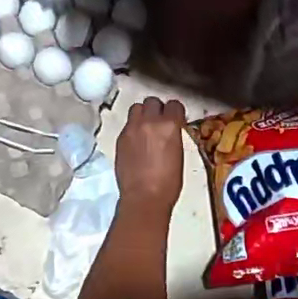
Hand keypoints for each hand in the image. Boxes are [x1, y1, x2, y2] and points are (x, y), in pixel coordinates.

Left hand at [115, 97, 187, 215]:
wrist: (144, 196)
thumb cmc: (168, 182)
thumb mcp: (178, 153)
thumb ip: (172, 135)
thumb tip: (168, 131)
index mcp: (169, 126)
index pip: (173, 104)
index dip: (175, 111)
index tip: (176, 118)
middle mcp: (148, 122)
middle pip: (152, 102)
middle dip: (157, 109)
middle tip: (159, 121)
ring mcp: (131, 129)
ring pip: (136, 108)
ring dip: (142, 114)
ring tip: (145, 127)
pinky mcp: (120, 138)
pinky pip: (127, 124)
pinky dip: (133, 128)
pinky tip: (136, 142)